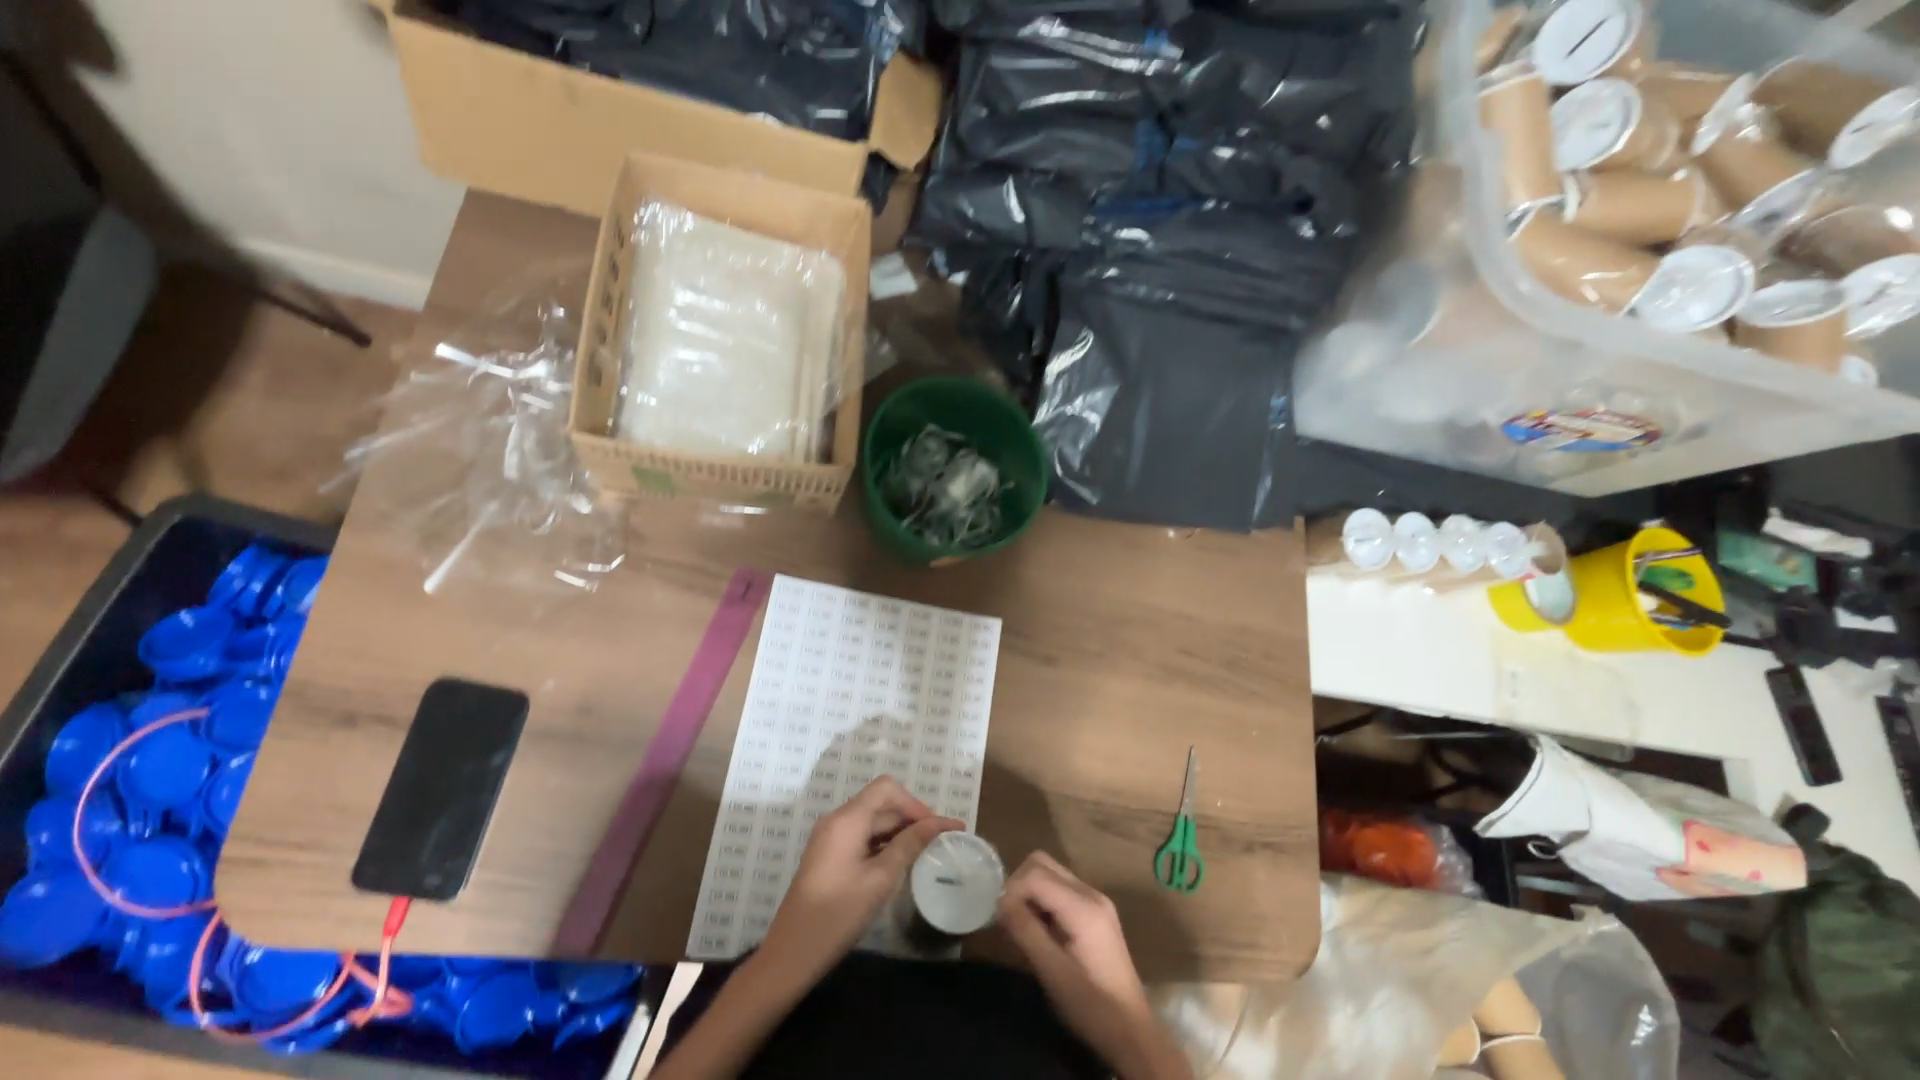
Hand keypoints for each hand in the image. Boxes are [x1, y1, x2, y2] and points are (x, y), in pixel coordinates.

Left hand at [759, 776, 963, 983]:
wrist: (792, 953)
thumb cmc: (838, 914)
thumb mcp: (880, 879)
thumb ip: (909, 845)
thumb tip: (938, 823)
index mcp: (846, 820)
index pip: (886, 789)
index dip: (915, 804)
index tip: (936, 830)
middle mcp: (836, 821)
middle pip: (880, 805)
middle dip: (911, 819)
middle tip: (941, 843)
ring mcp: (830, 839)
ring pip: (872, 823)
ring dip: (899, 833)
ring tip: (926, 854)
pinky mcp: (829, 857)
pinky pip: (861, 838)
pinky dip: (883, 845)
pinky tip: (900, 864)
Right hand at [998, 852, 1191, 1079]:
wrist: (1131, 1030)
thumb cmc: (1090, 1005)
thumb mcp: (1052, 971)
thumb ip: (1025, 931)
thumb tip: (999, 901)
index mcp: (1083, 907)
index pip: (1035, 874)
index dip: (1010, 891)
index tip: (1000, 921)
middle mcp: (1091, 894)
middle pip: (1043, 864)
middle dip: (1018, 885)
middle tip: (1007, 919)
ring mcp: (1097, 902)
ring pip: (1051, 874)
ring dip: (1030, 892)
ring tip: (1020, 927)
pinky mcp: (1097, 913)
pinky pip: (1061, 890)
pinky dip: (1042, 900)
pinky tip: (1039, 930)